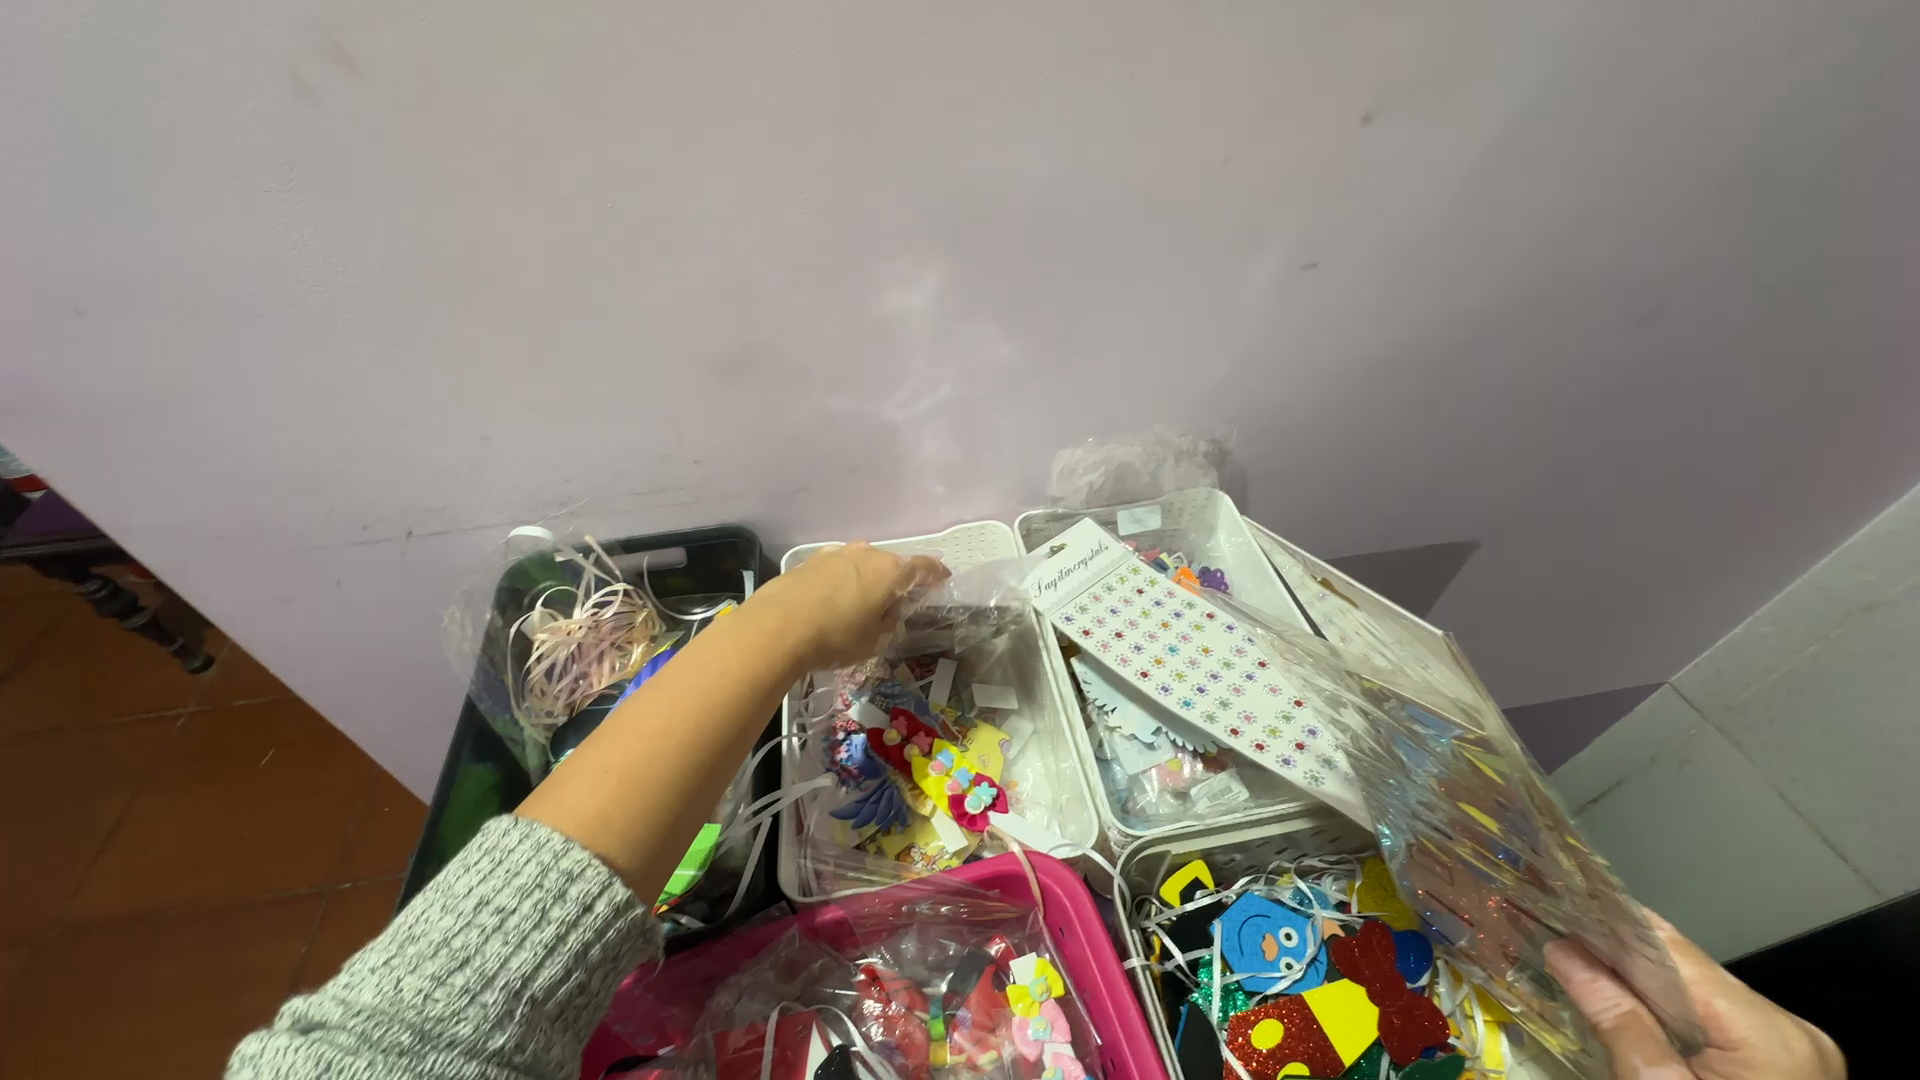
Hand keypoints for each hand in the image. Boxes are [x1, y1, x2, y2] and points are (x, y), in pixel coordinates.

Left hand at [746, 542, 948, 669]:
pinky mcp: (809, 562)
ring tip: (861, 602)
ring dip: (867, 579)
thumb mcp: (872, 642)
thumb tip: (889, 614)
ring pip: (861, 564)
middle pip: (891, 563)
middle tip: (896, 602)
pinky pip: (837, 569)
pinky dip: (842, 581)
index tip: (943, 579)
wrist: (775, 628)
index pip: (923, 567)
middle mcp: (865, 554)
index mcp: (889, 572)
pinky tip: (832, 601)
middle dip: (897, 580)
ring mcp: (835, 554)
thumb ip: (888, 624)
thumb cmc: (834, 638)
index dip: (936, 574)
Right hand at [1545, 910, 1843, 1078]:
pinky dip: (1663, 1006)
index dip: (1606, 917)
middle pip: (1684, 967)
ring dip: (1634, 976)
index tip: (1551, 890)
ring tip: (1573, 957)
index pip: (1670, 947)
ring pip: (1695, 991)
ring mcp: (1794, 1050)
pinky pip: (1713, 1019)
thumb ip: (1616, 1020)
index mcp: (1765, 1030)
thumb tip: (1563, 951)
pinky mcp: (1787, 1068)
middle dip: (1614, 948)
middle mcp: (1788, 1028)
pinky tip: (1621, 998)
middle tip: (1551, 928)